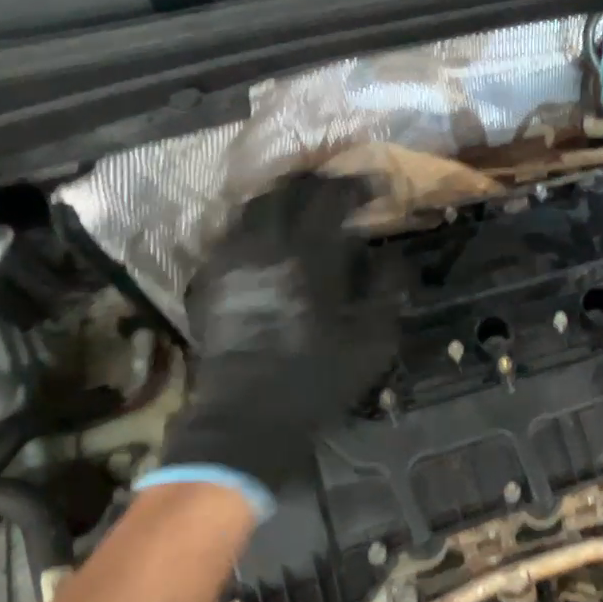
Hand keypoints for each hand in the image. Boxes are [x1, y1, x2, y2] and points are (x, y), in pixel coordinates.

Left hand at [138, 175, 397, 518]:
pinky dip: (257, 224)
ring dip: (283, 198)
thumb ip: (386, 289)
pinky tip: (272, 240)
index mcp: (307, 255)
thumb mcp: (372, 341)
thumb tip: (392, 255)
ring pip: (252, 206)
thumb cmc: (316, 380)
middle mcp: (263, 245)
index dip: (356, 185)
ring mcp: (229, 260)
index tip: (377, 185)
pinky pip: (233, 233)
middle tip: (341, 188)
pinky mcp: (210, 280)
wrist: (244, 419)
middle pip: (286, 189)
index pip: (331, 197)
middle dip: (317, 182)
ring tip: (305, 206)